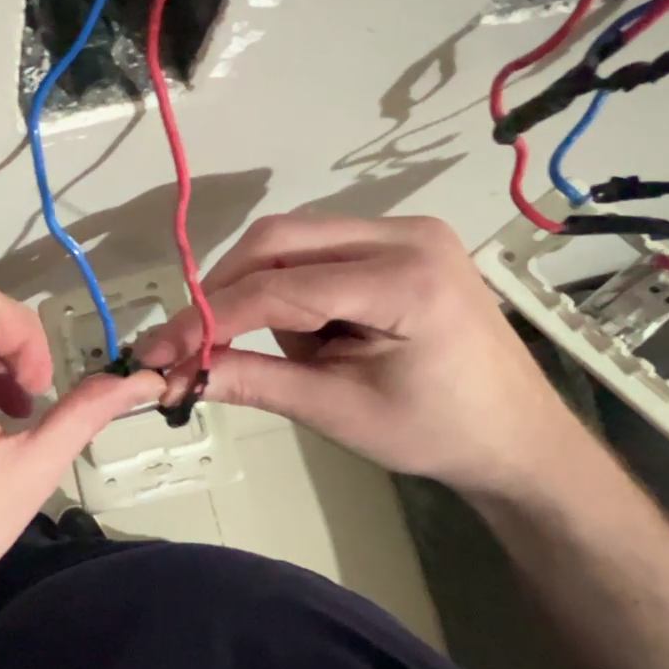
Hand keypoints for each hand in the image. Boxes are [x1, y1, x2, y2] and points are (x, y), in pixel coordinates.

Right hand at [137, 214, 588, 494]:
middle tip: (191, 346)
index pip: (276, 286)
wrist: (512, 436)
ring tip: (274, 350)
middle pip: (277, 239)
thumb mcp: (335, 410)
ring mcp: (404, 232)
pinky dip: (284, 289)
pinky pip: (314, 251)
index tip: (156, 354)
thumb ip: (254, 381)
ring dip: (255, 292)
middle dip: (222, 293)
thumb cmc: (433, 431)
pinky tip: (303, 332)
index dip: (206, 320)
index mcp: (404, 280)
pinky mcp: (397, 244)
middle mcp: (405, 234)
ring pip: (290, 240)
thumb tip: (176, 375)